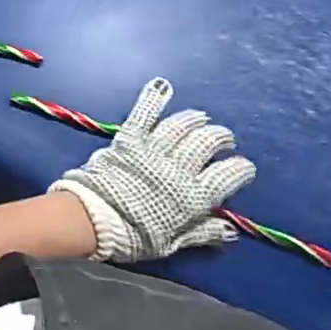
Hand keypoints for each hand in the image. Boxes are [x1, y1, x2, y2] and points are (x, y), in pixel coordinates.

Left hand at [49, 77, 256, 262]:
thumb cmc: (132, 235)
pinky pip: (143, 116)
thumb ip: (201, 233)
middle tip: (219, 139)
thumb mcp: (171, 243)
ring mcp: (152, 151)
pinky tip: (161, 86)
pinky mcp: (127, 142)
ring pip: (181, 127)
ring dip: (194, 120)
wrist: (90, 218)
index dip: (240, 169)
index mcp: (195, 196)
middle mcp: (178, 169)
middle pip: (208, 143)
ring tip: (200, 119)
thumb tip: (230, 229)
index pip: (231, 174)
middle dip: (219, 138)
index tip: (240, 167)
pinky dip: (153, 99)